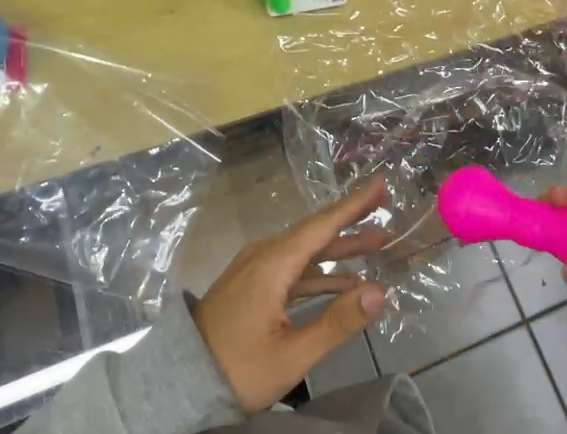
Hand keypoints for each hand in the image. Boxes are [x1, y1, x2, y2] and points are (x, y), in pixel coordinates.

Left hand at [193, 176, 391, 411]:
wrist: (183, 382)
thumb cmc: (239, 368)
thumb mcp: (293, 354)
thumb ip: (337, 322)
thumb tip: (380, 292)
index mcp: (272, 264)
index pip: (321, 226)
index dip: (353, 205)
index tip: (379, 184)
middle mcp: (263, 256)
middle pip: (314, 233)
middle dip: (350, 223)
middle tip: (383, 209)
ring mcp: (254, 269)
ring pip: (303, 252)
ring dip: (337, 250)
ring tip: (373, 245)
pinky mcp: (249, 285)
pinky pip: (291, 269)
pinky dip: (318, 272)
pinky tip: (342, 283)